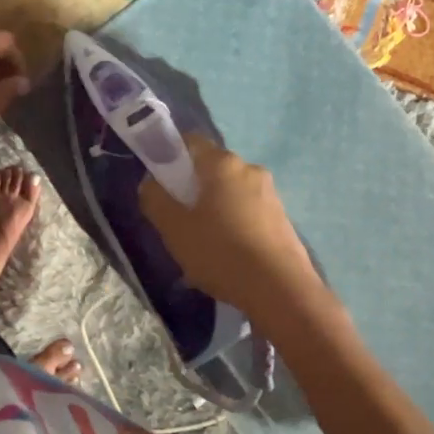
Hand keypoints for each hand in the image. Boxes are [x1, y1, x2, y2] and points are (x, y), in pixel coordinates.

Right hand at [140, 136, 317, 313]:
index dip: (171, 156)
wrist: (282, 291)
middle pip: (212, 168)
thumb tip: (150, 183)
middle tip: (180, 219)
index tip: (162, 182)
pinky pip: (249, 211)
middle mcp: (249, 168)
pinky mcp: (283, 218)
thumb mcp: (175, 229)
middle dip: (193, 187)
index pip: (191, 142)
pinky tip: (229, 255)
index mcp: (222, 163)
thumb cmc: (222, 252)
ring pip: (231, 191)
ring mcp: (270, 193)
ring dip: (215, 208)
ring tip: (204, 244)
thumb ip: (155, 200)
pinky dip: (235, 223)